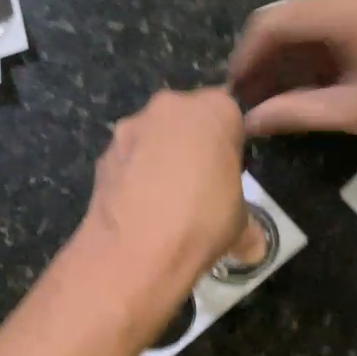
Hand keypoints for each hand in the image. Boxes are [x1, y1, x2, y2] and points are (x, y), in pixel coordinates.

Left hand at [79, 89, 245, 292]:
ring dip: (157, 158)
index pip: (228, 114)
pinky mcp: (103, 153)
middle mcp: (169, 106)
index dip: (228, 144)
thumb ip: (248, 225)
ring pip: (151, 136)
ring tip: (162, 201)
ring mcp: (130, 127)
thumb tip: (252, 248)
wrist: (137, 249)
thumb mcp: (240, 225)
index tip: (227, 171)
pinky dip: (131, 176)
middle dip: (190, 144)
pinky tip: (137, 208)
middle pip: (185, 119)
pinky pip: (126, 159)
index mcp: (215, 109)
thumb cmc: (203, 221)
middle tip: (197, 184)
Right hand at [228, 0, 356, 152]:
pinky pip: (340, 22)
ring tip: (277, 95)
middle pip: (292, 17)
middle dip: (266, 57)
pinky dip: (319, 50)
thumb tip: (249, 122)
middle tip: (251, 98)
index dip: (246, 56)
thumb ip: (295, 112)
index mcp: (347, 10)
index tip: (233, 91)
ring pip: (315, 20)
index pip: (274, 23)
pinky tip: (313, 82)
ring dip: (292, 55)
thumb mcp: (353, 112)